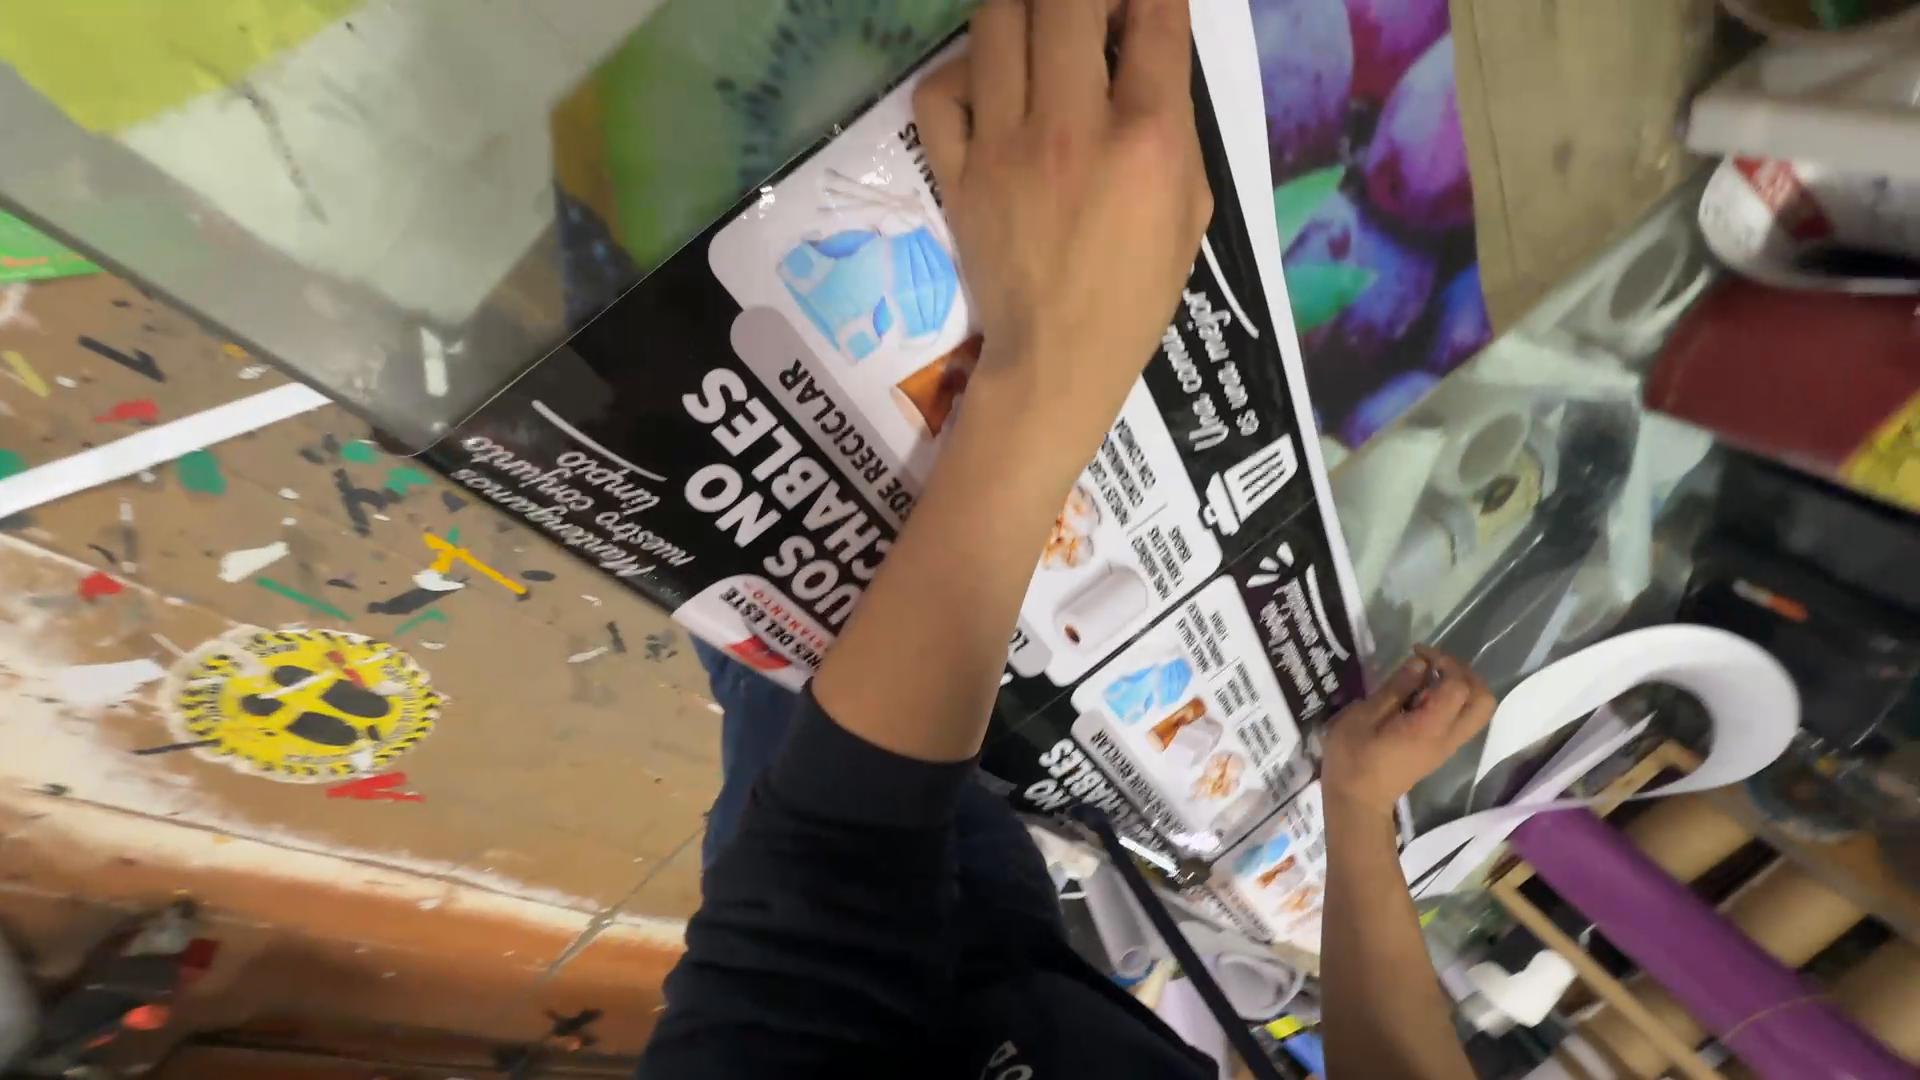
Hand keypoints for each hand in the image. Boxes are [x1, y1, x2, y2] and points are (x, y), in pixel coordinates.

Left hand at [913, 0, 1212, 447]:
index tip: (1141, 6)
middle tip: (1091, 12)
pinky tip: (986, 91)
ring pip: (997, 19)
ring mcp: (1005, 150)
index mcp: (1148, 137)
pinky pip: (939, 92)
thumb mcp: (1191, 213)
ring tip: (1040, 35)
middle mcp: (1073, 127)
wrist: (1058, 359)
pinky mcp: (958, 176)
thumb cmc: (1135, 297)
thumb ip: (1177, 126)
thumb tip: (1148, 58)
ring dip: (1025, 9)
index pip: (1154, 11)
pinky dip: (960, 76)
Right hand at [1321, 647, 1494, 817]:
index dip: (1444, 661)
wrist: (1357, 799)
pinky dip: (1451, 700)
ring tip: (1426, 676)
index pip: (1458, 687)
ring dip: (1460, 686)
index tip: (1417, 651)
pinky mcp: (1441, 750)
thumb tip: (1419, 664)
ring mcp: (1448, 746)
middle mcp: (1449, 737)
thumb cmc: (1352, 756)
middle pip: (1483, 700)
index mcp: (1429, 727)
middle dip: (1464, 672)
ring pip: (1477, 711)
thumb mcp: (1362, 716)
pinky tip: (1420, 696)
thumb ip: (1394, 689)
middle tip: (1433, 662)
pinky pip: (1462, 719)